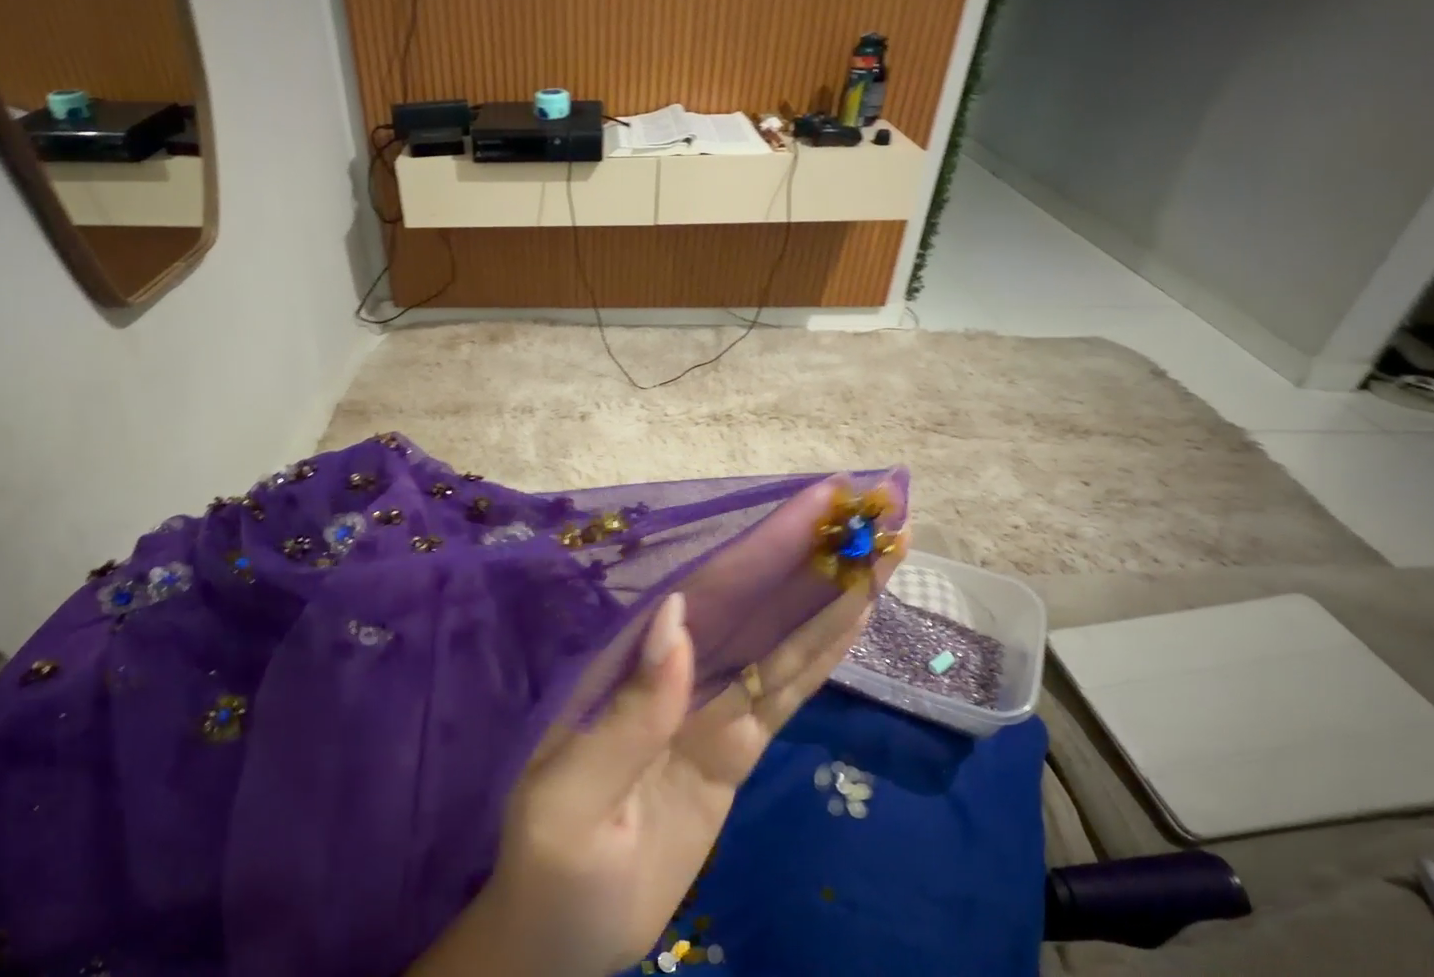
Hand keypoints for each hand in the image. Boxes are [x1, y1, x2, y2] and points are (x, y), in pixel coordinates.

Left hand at [410, 480, 902, 976]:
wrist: (563, 937)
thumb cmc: (549, 869)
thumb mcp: (573, 798)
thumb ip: (628, 713)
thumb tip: (680, 617)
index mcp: (623, 668)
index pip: (701, 591)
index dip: (759, 546)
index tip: (817, 501)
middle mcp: (669, 674)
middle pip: (749, 605)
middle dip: (807, 556)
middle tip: (872, 508)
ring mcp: (705, 712)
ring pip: (777, 643)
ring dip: (829, 598)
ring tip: (884, 553)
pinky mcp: (730, 753)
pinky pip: (781, 697)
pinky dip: (821, 658)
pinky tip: (855, 621)